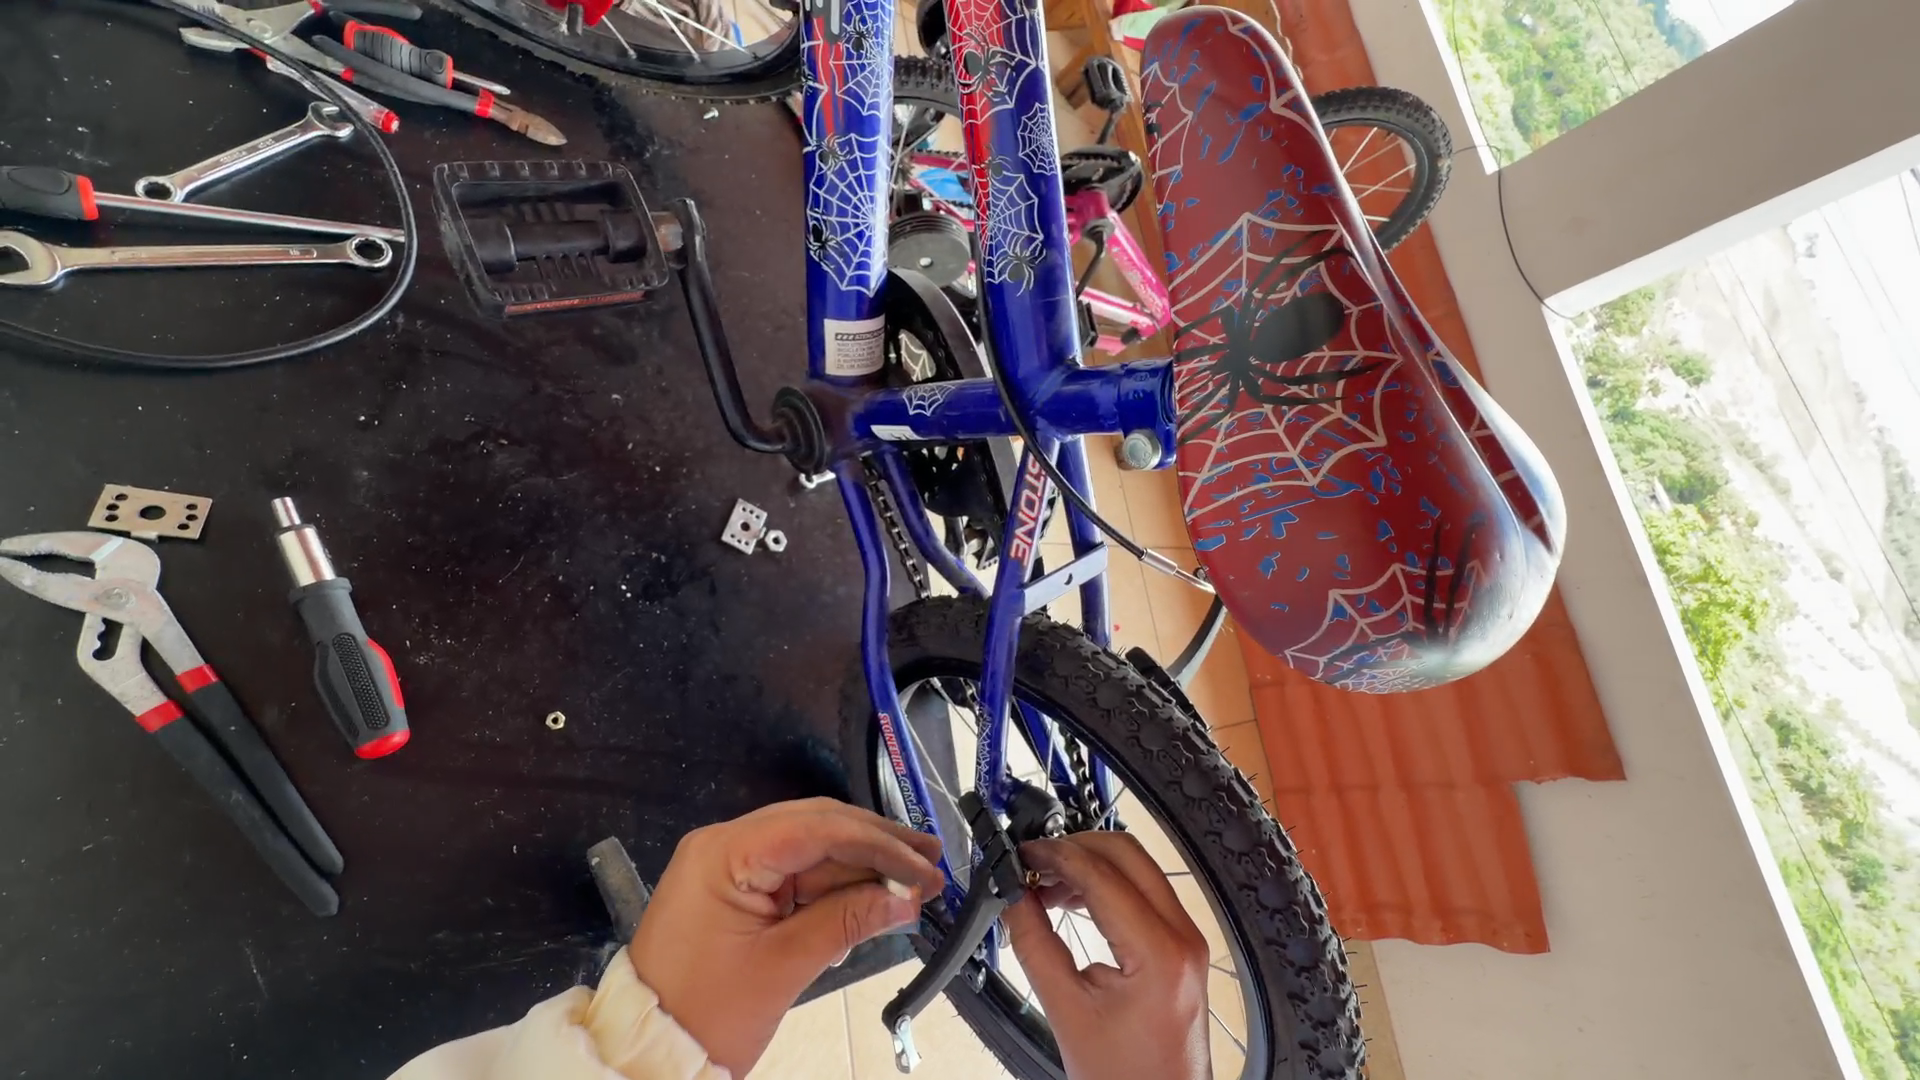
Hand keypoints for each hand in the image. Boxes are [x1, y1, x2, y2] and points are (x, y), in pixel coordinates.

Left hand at [627, 798, 945, 1075]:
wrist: (641, 1060)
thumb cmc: (705, 1017)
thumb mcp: (782, 968)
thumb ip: (847, 920)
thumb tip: (908, 897)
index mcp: (726, 852)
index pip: (817, 828)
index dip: (878, 842)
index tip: (923, 865)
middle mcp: (728, 842)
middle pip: (818, 827)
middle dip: (877, 844)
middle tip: (931, 860)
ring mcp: (732, 863)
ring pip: (813, 847)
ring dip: (863, 864)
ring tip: (915, 879)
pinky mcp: (739, 887)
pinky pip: (797, 873)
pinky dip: (837, 884)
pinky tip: (875, 893)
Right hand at [1003, 832, 1210, 1079]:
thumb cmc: (1122, 1079)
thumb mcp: (1066, 1011)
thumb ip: (1034, 943)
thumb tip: (1011, 894)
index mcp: (1158, 953)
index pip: (1100, 874)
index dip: (1055, 855)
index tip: (1022, 854)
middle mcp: (1182, 935)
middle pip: (1125, 853)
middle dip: (1073, 847)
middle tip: (1033, 862)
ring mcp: (1187, 937)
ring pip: (1137, 865)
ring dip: (1088, 862)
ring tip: (1045, 883)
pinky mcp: (1181, 944)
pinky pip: (1143, 890)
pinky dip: (1105, 882)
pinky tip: (1072, 898)